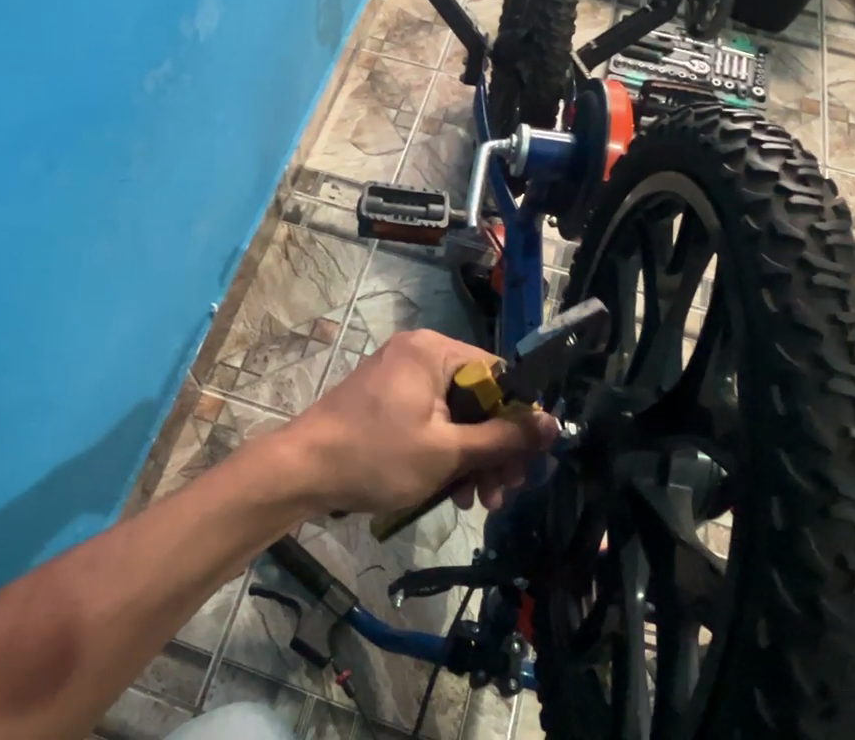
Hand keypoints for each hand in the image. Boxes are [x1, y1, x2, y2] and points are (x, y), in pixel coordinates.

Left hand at [273, 329, 559, 515]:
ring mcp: (399, 378)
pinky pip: (430, 421)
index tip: (527, 462)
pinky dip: (445, 454)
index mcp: (434, 351)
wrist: (301, 472)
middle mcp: (418, 354)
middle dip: (494, 450)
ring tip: (478, 503)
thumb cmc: (376, 456)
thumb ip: (504, 438)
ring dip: (472, 460)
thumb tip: (554, 423)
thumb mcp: (448, 452)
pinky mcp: (387, 402)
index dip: (519, 419)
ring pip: (456, 416)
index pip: (499, 375)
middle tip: (504, 493)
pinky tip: (452, 493)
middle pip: (478, 398)